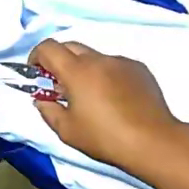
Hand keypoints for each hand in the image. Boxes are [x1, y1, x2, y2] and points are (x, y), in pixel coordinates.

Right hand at [28, 40, 183, 170]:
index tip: (36, 73)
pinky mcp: (140, 69)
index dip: (36, 57)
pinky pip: (114, 66)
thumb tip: (42, 100)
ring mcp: (122, 62)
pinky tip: (113, 99)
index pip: (48, 48)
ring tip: (89, 96)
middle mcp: (99, 59)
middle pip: (70, 47)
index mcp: (77, 71)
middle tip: (58, 86)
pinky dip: (106, 76)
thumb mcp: (66, 131)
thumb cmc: (104, 137)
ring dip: (84, 69)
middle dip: (58, 61)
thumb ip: (48, 111)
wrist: (152, 141)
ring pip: (94, 57)